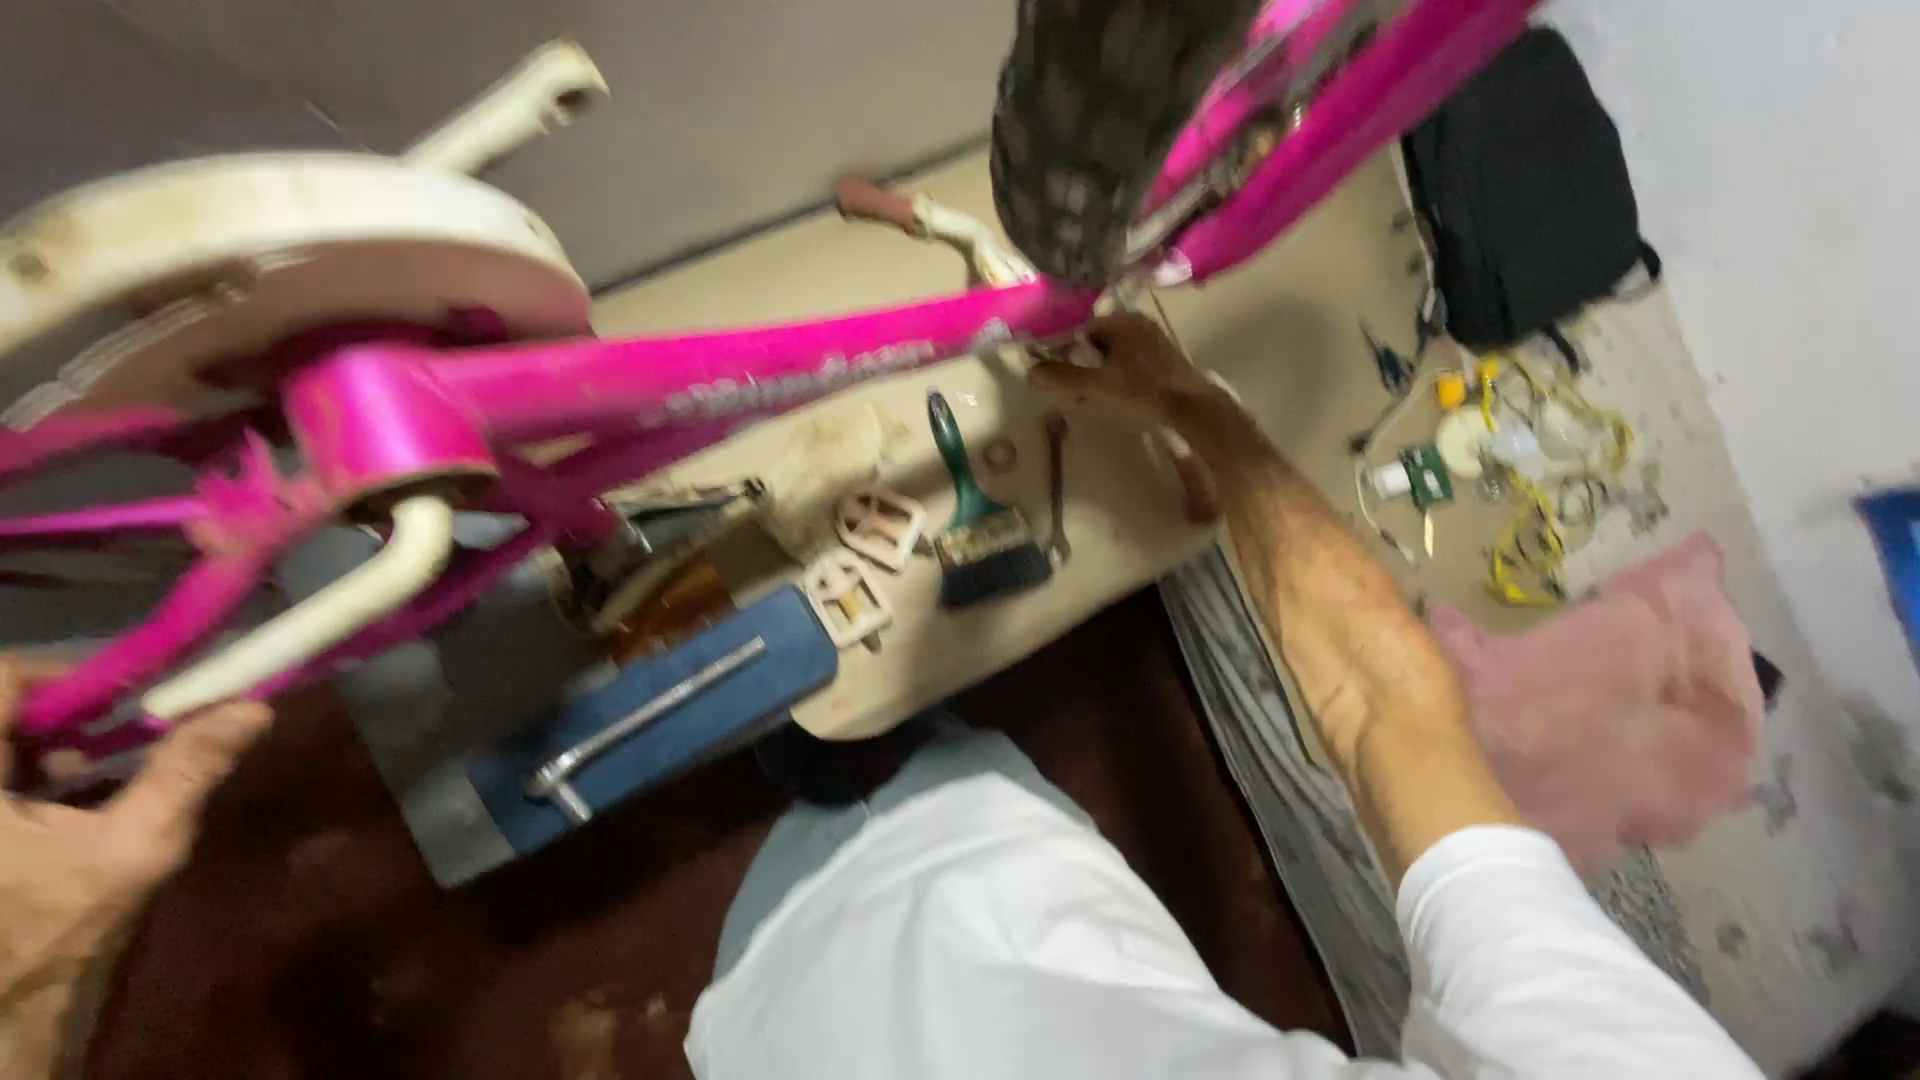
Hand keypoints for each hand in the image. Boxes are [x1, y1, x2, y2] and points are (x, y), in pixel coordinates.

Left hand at [0, 659, 268, 1062]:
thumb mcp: (138, 845)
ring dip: (38, 742)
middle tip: (116, 734)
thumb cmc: (59, 926)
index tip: (124, 695)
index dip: (62, 677)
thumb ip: (187, 770)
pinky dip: (21, 771)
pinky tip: (58, 797)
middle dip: (59, 713)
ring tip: (92, 768)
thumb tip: (251, 705)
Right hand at [1028, 312, 1227, 428]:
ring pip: (1113, 354)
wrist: (1190, 408)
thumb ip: (1063, 378)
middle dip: (1081, 364)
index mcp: (1121, 322)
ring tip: (1088, 397)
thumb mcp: (1097, 386)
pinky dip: (1115, 376)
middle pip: (1096, 341)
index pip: (1081, 327)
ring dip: (1097, 373)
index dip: (1064, 348)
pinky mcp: (1163, 358)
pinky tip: (1112, 396)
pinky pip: (1129, 363)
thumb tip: (1031, 372)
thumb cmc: (1141, 391)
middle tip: (1071, 388)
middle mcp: (1138, 323)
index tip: (1054, 369)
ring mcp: (1153, 340)